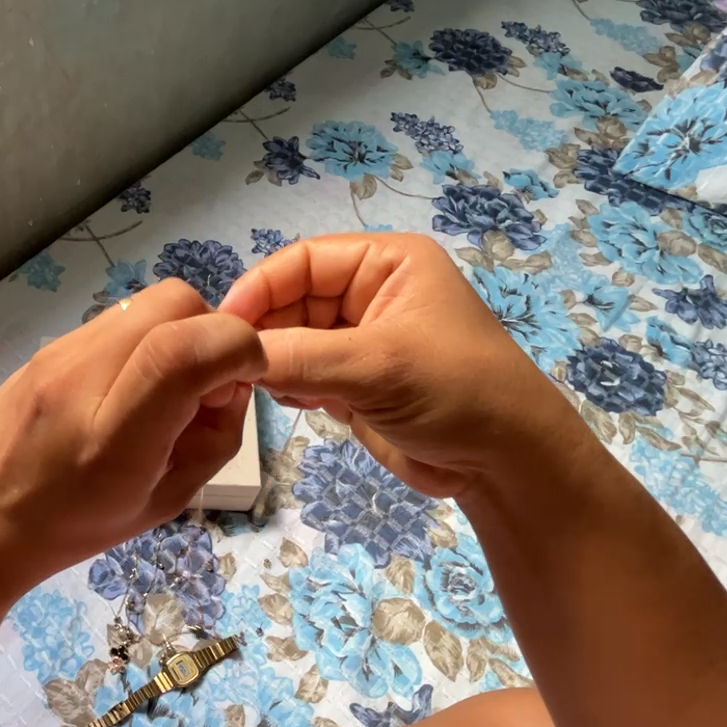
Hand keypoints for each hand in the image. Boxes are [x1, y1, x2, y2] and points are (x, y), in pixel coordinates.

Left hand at [0, 278, 265, 597]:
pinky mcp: (46, 345)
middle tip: (204, 384)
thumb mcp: (165, 501)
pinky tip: (127, 384)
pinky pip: (117, 318)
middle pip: (174, 302)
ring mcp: (56, 354)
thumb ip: (214, 436)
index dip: (236, 347)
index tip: (245, 376)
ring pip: (147, 301)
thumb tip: (230, 378)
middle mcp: (80, 379)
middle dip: (212, 332)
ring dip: (178, 332)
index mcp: (112, 438)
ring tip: (162, 386)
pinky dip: (145, 337)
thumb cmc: (77, 528)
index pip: (183, 350)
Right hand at [220, 234, 583, 498]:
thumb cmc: (456, 392)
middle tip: (233, 368)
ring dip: (273, 362)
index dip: (258, 288)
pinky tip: (291, 402)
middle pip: (290, 300)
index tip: (222, 328)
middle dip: (264, 331)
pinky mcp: (350, 382)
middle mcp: (367, 294)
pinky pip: (300, 373)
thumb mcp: (377, 365)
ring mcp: (357, 341)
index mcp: (384, 264)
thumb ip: (300, 356)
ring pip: (290, 339)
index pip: (301, 261)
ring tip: (264, 387)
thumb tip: (231, 355)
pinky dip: (287, 386)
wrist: (504, 464)